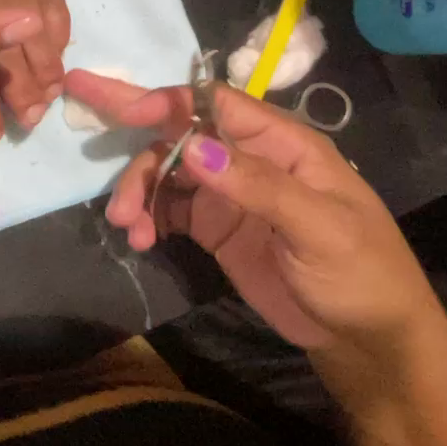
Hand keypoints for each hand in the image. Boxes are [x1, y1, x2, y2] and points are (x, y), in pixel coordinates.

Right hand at [63, 71, 446, 362]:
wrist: (367, 343)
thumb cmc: (362, 276)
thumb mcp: (320, 229)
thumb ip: (258, 185)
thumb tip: (192, 147)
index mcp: (281, 143)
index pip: (213, 105)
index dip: (165, 102)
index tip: (122, 112)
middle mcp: (246, 157)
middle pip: (176, 132)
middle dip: (131, 133)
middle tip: (79, 111)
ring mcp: (225, 192)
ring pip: (163, 171)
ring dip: (137, 191)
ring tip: (124, 225)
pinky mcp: (212, 225)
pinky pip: (164, 209)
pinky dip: (144, 219)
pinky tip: (138, 240)